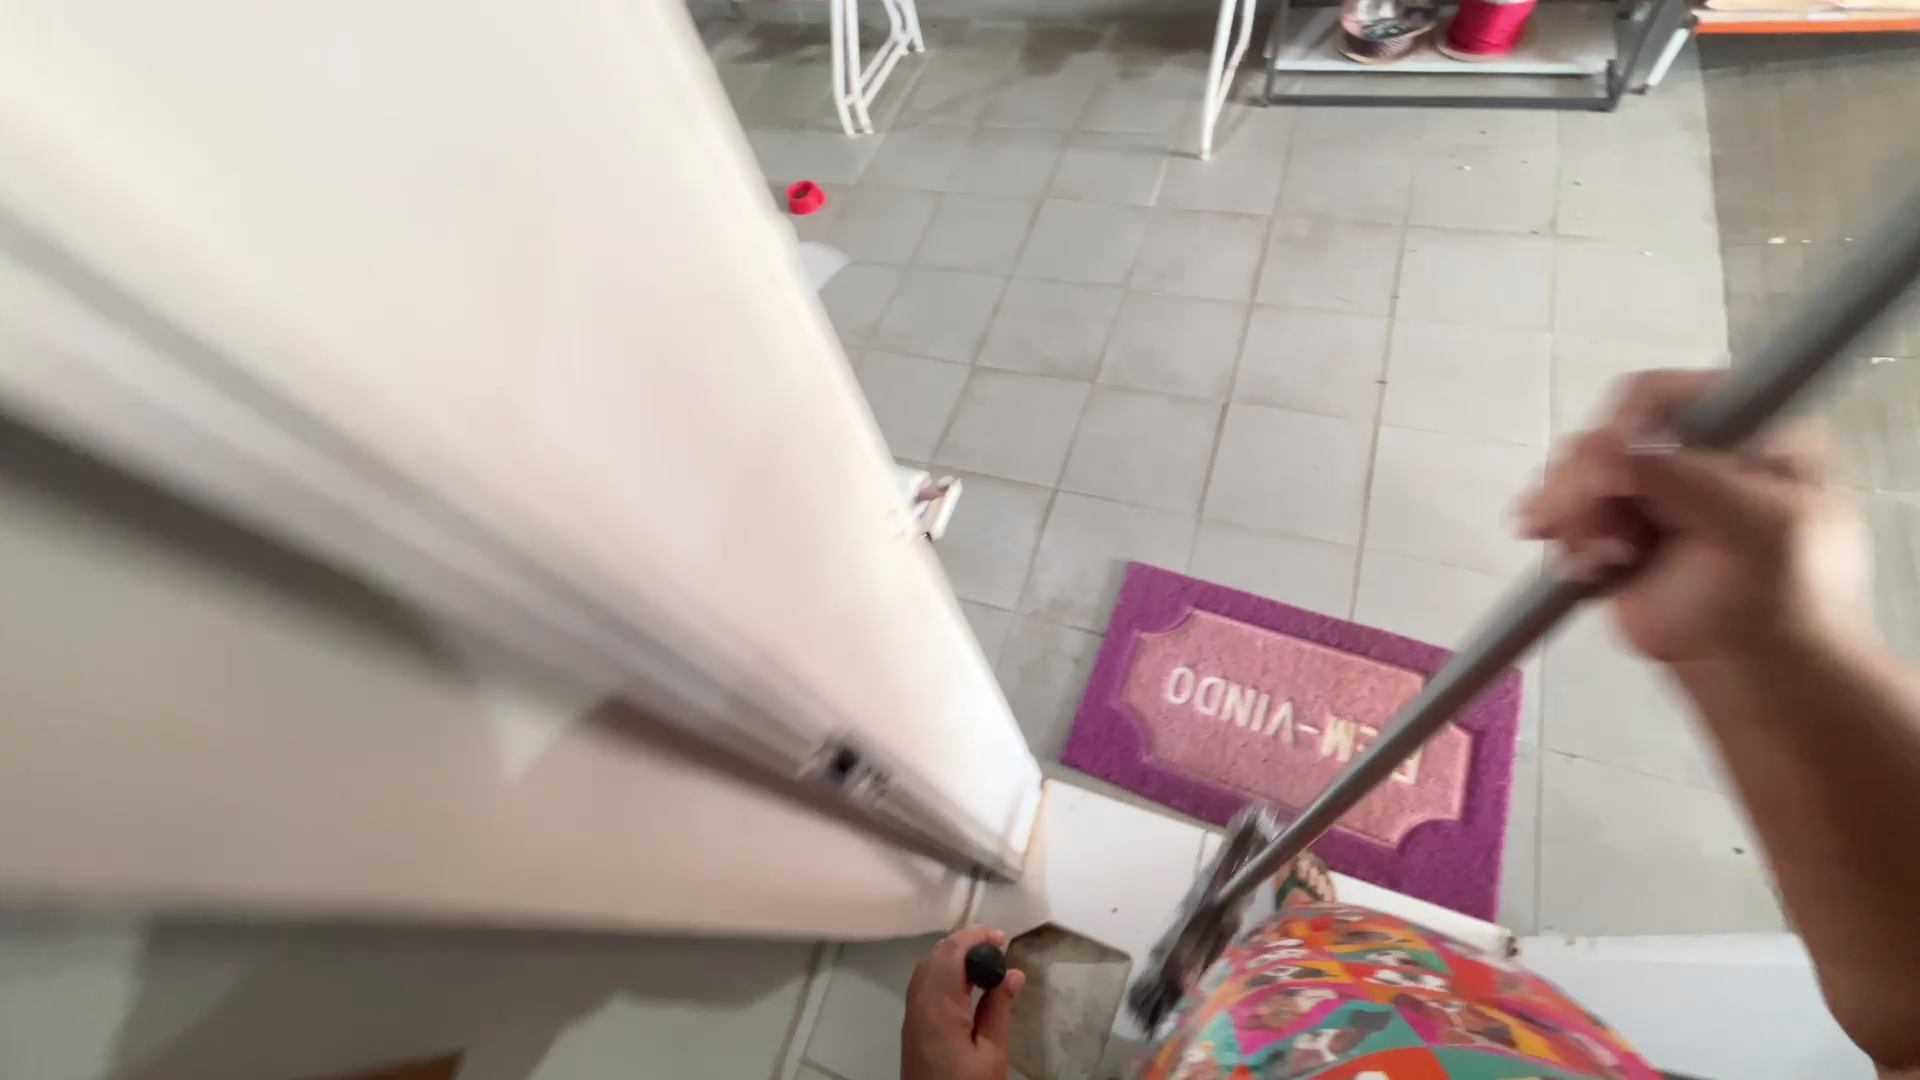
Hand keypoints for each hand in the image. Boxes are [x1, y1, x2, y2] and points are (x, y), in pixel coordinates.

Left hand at [902, 925, 1025, 1079]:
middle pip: (937, 953)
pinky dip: (943, 969)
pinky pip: (923, 981)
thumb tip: (1013, 972)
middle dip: (965, 941)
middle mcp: (919, 1001)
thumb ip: (999, 1008)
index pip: (952, 951)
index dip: (976, 937)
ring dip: (953, 954)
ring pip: (928, 965)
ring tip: (984, 959)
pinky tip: (963, 980)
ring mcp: (911, 1013)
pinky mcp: (911, 1025)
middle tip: (996, 946)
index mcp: (938, 1005)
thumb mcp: (992, 1055)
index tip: (1003, 939)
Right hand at [1517, 369, 1871, 664]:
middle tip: (1603, 533)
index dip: (1620, 425)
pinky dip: (1548, 531)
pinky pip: (1550, 508)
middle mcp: (1682, 451)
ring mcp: (1636, 489)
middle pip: (1594, 438)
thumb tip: (1609, 447)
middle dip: (1584, 489)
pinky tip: (1570, 559)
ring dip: (1567, 516)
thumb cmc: (1776, 596)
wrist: (1744, 664)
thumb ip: (1688, 480)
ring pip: (1563, 474)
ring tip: (1597, 557)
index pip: (1656, 395)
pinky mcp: (1600, 523)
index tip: (1608, 473)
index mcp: (1741, 433)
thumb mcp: (1757, 528)